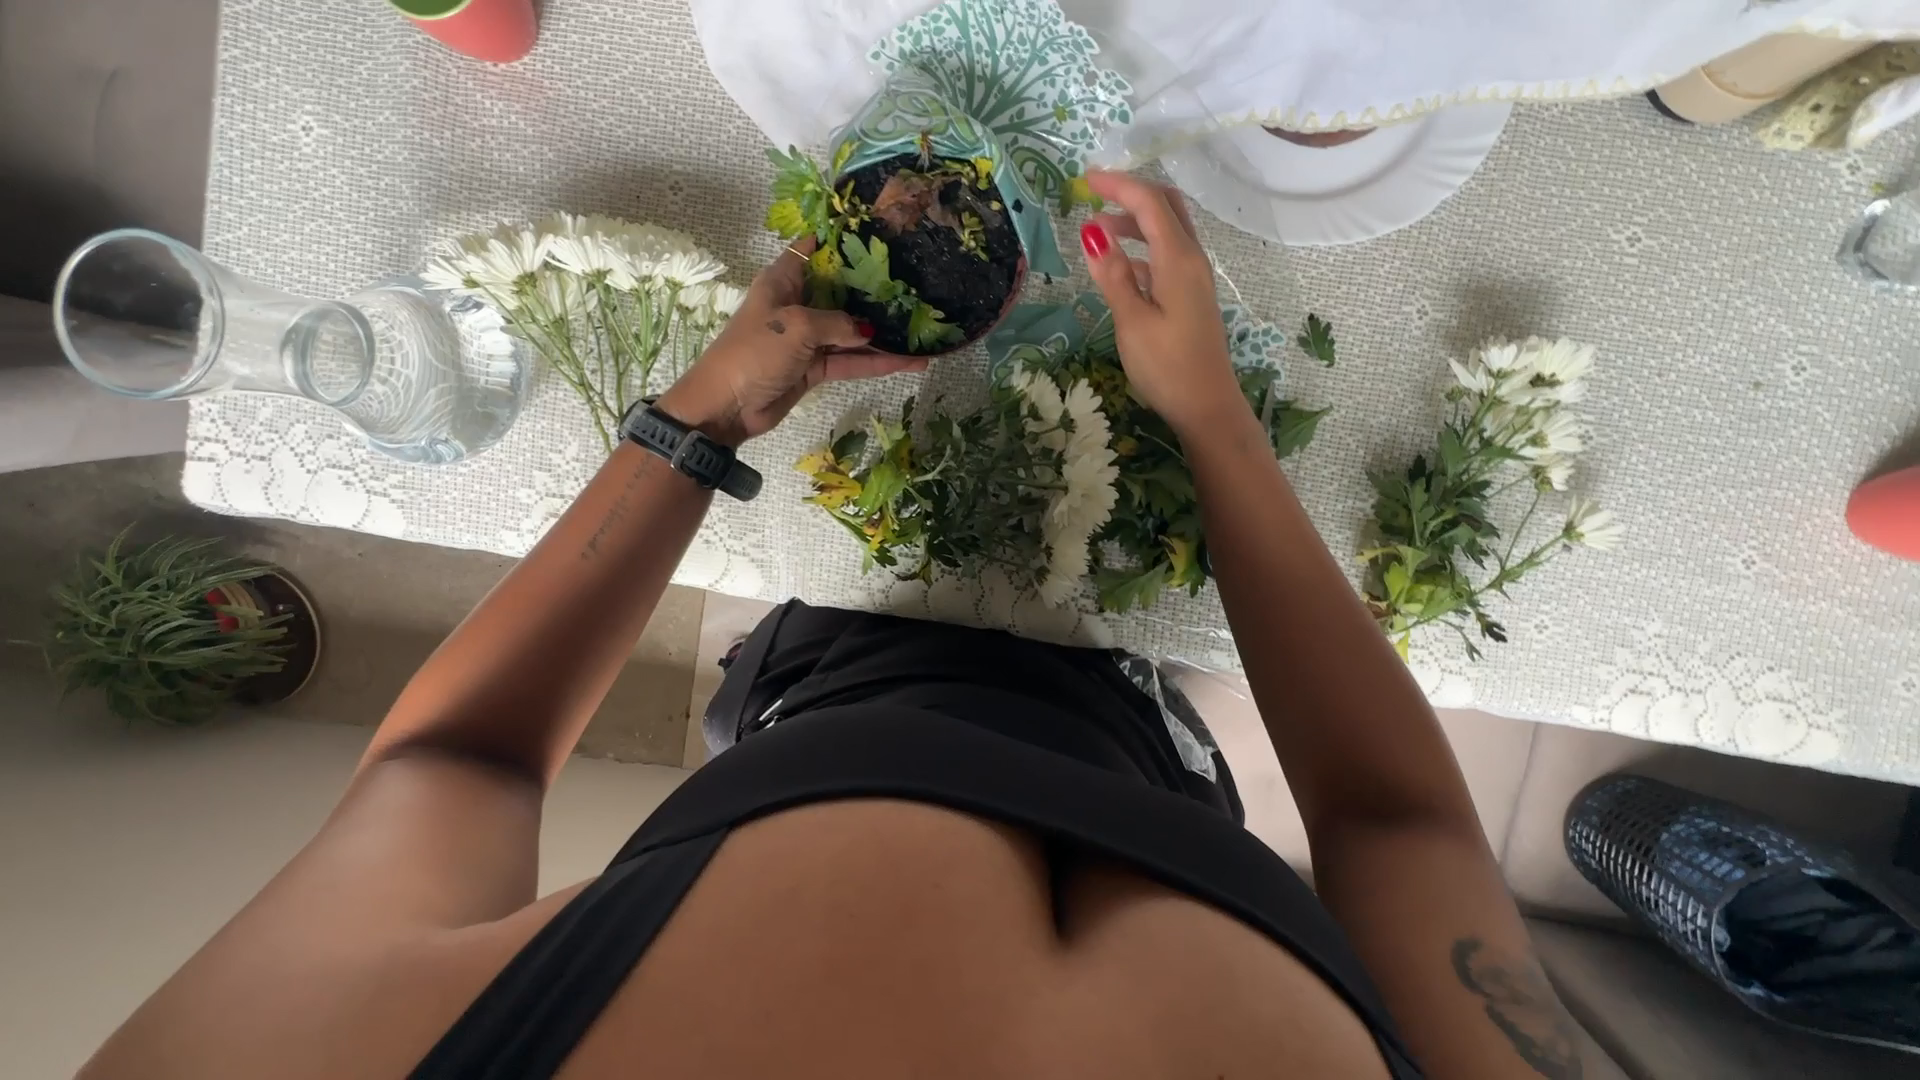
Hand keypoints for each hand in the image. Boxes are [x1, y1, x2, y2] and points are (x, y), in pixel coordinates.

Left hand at [658, 237, 927, 444]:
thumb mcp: (797, 327)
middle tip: (915, 281)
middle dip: (874, 288)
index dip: (841, 239)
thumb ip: (839, 323)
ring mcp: (808, 339)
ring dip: (884, 334)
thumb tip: (870, 331)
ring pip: (852, 331)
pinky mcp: (815, 369)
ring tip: (923, 329)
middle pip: (842, 291)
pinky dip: (878, 363)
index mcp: (783, 281)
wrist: (728, 407)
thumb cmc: (754, 352)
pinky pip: (852, 362)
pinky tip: (911, 362)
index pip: (813, 249)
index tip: (878, 233)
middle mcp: (798, 305)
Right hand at [1079, 170, 1246, 435]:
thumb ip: (1113, 275)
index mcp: (1177, 259)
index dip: (1118, 185)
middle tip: (1094, 197)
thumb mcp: (1131, 321)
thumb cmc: (1166, 367)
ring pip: (1168, 231)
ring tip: (1100, 233)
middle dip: (1131, 195)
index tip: (1084, 179)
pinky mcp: (1192, 296)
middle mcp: (1192, 259)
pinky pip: (1168, 255)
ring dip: (1136, 222)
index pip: (1149, 203)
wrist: (1206, 406)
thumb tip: (1093, 231)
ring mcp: (1195, 278)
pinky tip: (1121, 266)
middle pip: (1166, 207)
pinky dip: (1143, 247)